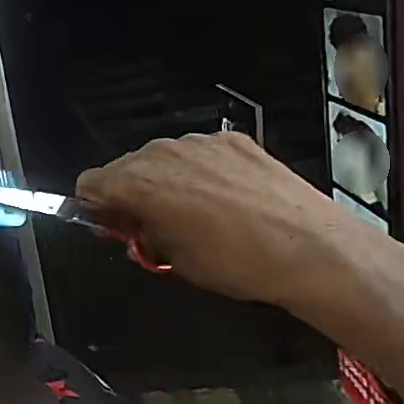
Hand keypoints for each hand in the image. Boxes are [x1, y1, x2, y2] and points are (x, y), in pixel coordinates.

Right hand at [75, 132, 403, 316]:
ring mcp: (199, 141)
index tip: (112, 225)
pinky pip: (200, 152)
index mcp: (138, 182)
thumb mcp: (175, 261)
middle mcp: (160, 152)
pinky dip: (202, 170)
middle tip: (154, 224)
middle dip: (131, 192)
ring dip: (166, 179)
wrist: (314, 250)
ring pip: (162, 158)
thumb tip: (133, 226)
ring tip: (199, 212)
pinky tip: (229, 197)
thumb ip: (142, 235)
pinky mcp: (232, 139)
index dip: (95, 205)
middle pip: (125, 167)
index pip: (90, 182)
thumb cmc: (236, 263)